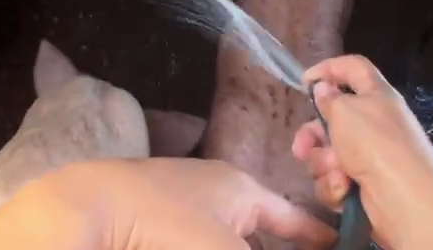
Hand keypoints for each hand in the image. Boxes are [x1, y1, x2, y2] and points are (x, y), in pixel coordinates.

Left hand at [0, 158, 335, 249]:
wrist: (87, 212)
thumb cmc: (164, 224)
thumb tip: (247, 248)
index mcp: (238, 188)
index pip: (293, 218)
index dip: (319, 238)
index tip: (345, 245)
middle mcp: (214, 193)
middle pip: (262, 234)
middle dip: (279, 248)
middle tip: (303, 249)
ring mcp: (183, 210)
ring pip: (229, 239)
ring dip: (243, 243)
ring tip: (265, 245)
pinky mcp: (157, 229)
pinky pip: (198, 241)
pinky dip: (213, 244)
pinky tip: (211, 246)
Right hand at [289, 55, 432, 249]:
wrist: (409, 206)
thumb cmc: (376, 146)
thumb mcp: (345, 111)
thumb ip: (328, 98)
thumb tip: (324, 90)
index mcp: (376, 95)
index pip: (353, 67)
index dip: (329, 68)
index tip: (306, 82)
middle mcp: (374, 123)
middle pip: (333, 117)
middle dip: (313, 134)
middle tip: (301, 147)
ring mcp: (371, 157)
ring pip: (329, 151)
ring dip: (324, 163)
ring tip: (335, 173)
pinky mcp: (366, 185)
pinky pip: (336, 178)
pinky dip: (335, 185)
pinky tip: (343, 191)